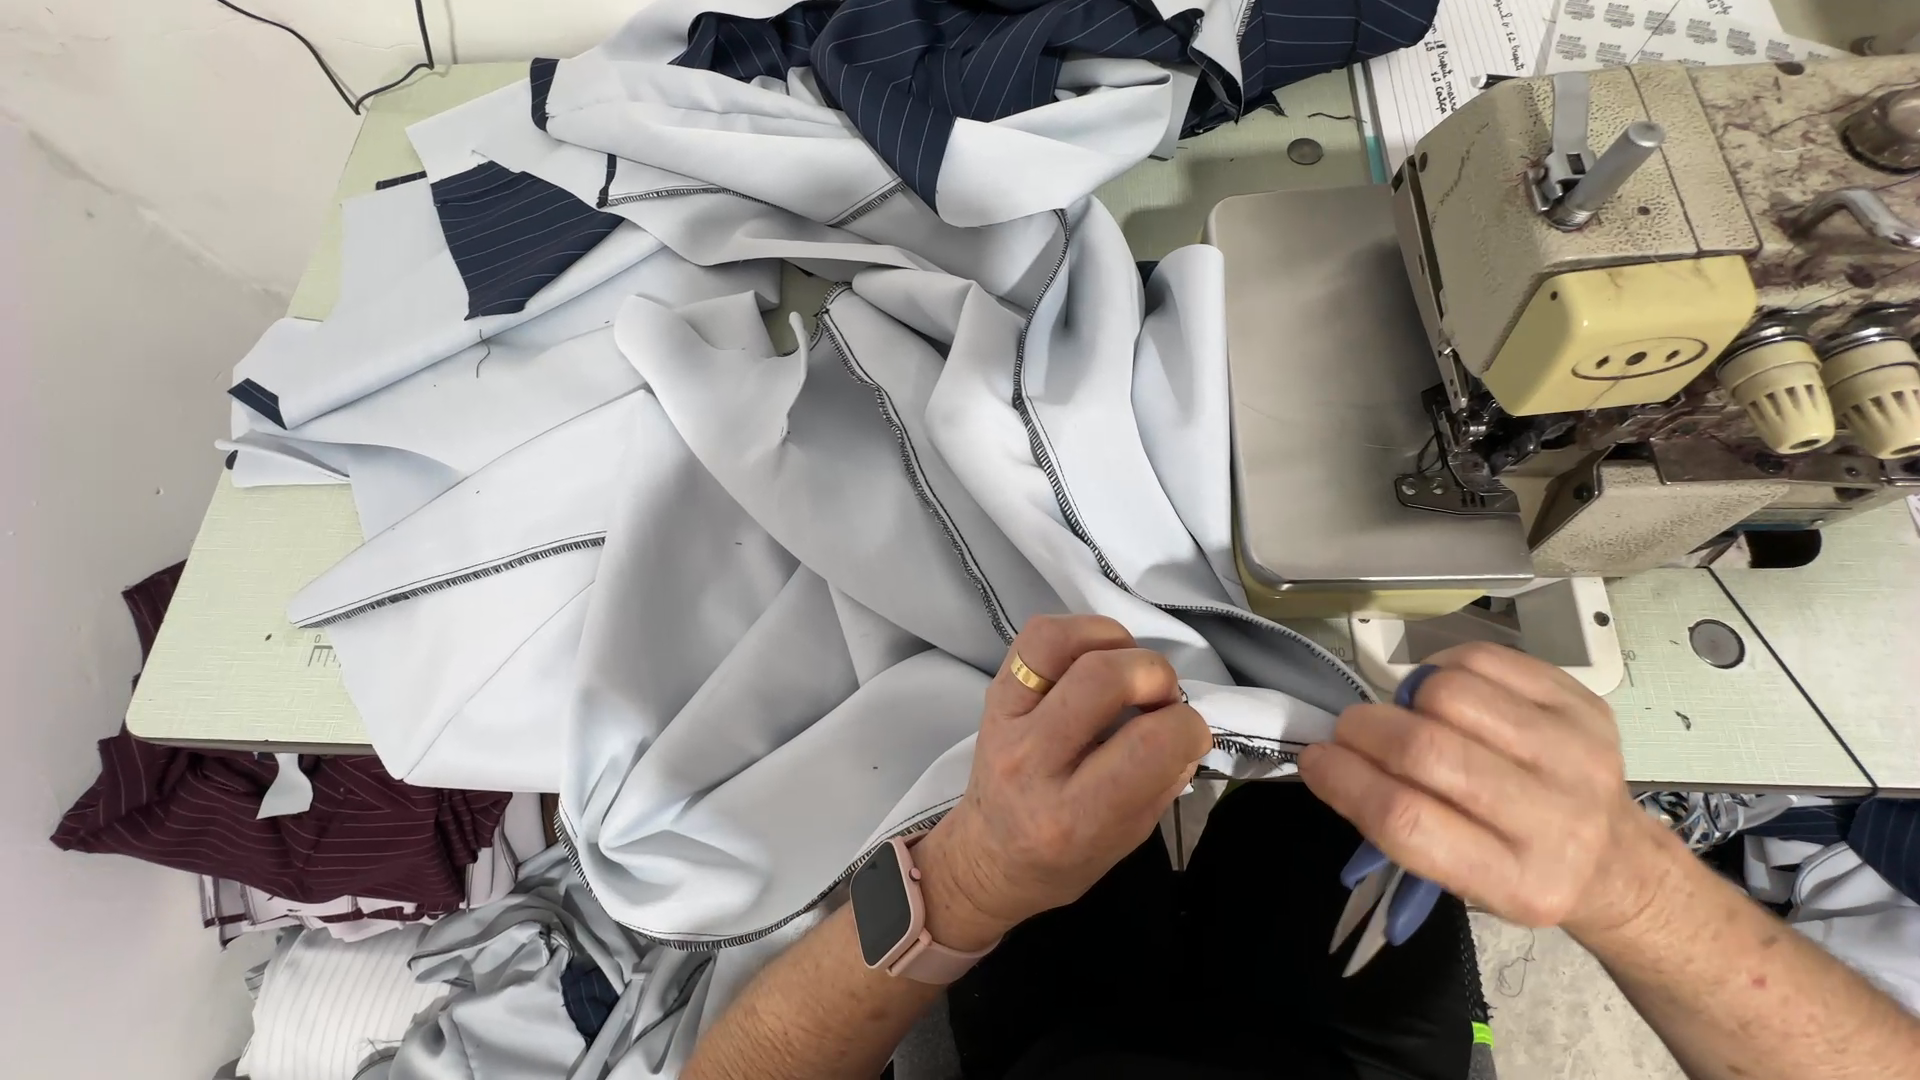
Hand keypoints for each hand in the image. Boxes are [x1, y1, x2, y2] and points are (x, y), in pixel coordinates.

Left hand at [910, 615, 1212, 949]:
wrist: (989, 855)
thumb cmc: (1065, 859)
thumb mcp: (1128, 839)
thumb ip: (1162, 780)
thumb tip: (1185, 723)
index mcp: (1073, 816)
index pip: (1148, 746)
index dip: (1188, 726)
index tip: (1190, 731)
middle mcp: (1032, 761)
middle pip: (1104, 678)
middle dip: (1155, 675)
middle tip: (1161, 696)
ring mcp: (1005, 720)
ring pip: (1063, 642)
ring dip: (1116, 643)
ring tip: (1127, 669)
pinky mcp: (994, 692)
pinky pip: (1036, 636)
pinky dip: (1080, 631)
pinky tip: (1097, 656)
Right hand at [1299, 643, 1668, 935]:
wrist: (1614, 860)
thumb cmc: (1510, 864)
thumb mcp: (1452, 875)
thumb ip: (1389, 819)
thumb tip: (1329, 754)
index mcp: (1515, 881)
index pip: (1405, 818)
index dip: (1344, 779)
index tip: (1315, 758)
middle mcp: (1558, 821)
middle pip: (1425, 749)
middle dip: (1364, 729)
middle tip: (1351, 731)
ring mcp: (1578, 757)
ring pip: (1451, 693)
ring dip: (1408, 699)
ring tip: (1412, 717)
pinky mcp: (1584, 707)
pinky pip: (1483, 659)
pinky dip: (1441, 669)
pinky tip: (1446, 696)